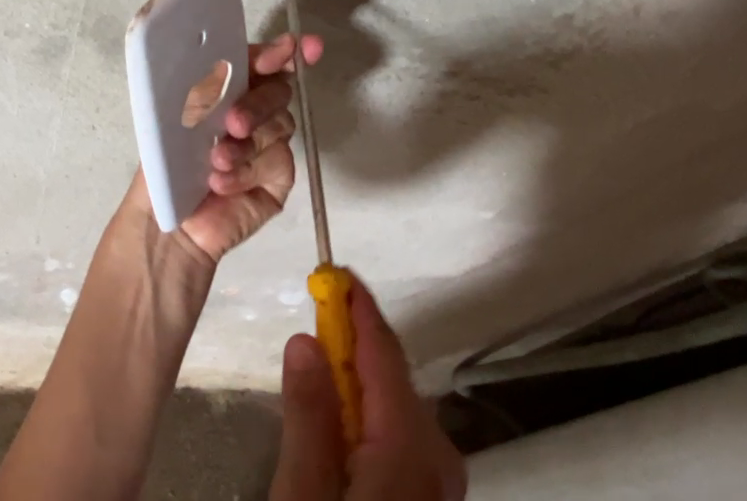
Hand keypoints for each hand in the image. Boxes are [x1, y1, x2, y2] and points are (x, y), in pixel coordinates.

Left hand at [172, 33, 322, 263]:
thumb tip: (228, 62)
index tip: (289, 47)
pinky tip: (220, 183)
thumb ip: (204, 87)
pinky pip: (276, 162)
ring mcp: (270, 145)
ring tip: (216, 161)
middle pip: (277, 91)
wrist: (166, 224)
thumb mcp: (176, 118)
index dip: (278, 52)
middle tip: (234, 122)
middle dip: (258, 102)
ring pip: (279, 126)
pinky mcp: (277, 178)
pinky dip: (246, 171)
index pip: (261, 63)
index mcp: (229, 91)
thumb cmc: (164, 166)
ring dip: (246, 143)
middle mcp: (255, 113)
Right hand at [270, 280, 466, 500]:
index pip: (383, 353)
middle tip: (314, 316)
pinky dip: (370, 415)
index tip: (334, 270)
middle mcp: (439, 452)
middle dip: (351, 344)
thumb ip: (308, 416)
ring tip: (317, 373)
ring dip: (357, 382)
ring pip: (396, 405)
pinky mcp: (433, 495)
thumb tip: (306, 340)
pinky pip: (401, 434)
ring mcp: (442, 479)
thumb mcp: (304, 493)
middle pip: (392, 377)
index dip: (357, 307)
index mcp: (410, 444)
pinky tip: (341, 424)